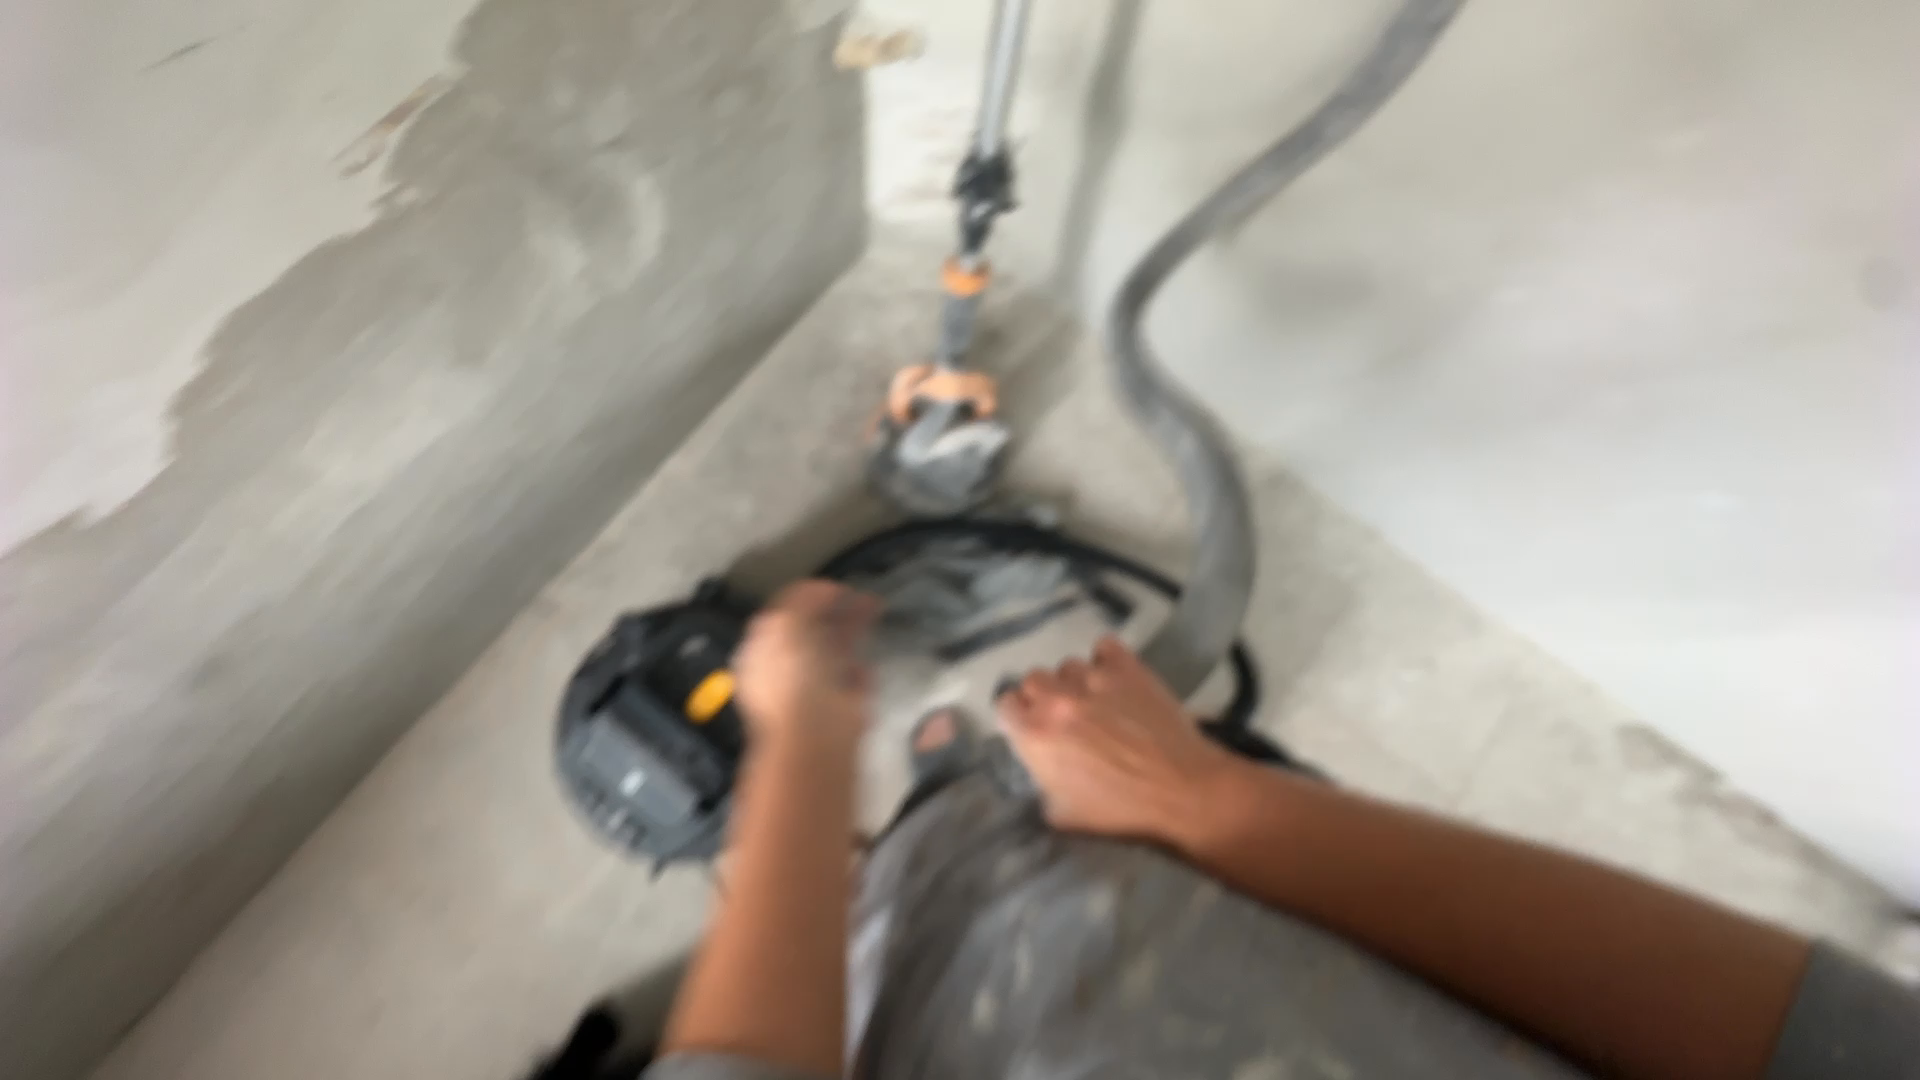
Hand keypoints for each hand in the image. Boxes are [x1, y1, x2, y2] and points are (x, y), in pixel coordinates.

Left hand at [732, 581, 880, 754]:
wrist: (815, 731)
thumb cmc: (793, 677)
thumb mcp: (787, 623)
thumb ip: (802, 600)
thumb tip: (821, 590)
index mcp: (763, 650)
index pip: (783, 615)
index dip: (806, 597)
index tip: (829, 588)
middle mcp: (786, 669)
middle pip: (812, 630)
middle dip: (835, 609)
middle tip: (856, 593)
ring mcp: (814, 685)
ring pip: (836, 648)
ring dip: (854, 627)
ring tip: (873, 605)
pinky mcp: (842, 702)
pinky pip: (853, 676)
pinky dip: (860, 667)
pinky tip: (864, 657)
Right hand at [996, 636, 1242, 845]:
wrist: (1182, 793)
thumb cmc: (1122, 812)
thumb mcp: (1064, 816)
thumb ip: (1040, 786)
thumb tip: (1040, 770)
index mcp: (1035, 735)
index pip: (1004, 705)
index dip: (1016, 716)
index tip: (1030, 726)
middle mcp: (1056, 699)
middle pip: (1033, 679)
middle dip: (1044, 696)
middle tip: (1065, 716)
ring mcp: (1092, 679)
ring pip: (1068, 665)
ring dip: (1076, 681)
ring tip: (1096, 700)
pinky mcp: (1126, 667)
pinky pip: (1104, 647)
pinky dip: (1105, 659)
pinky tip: (1115, 678)